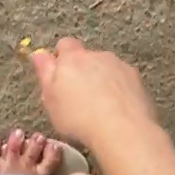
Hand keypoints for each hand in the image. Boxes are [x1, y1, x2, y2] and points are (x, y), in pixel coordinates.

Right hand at [29, 37, 161, 148]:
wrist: (122, 130)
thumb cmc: (80, 117)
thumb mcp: (51, 98)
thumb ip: (45, 72)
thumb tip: (38, 53)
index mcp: (73, 58)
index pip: (64, 45)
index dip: (61, 58)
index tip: (59, 76)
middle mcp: (97, 56)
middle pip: (87, 57)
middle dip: (83, 72)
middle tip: (78, 98)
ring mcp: (119, 66)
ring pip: (106, 68)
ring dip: (102, 80)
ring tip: (100, 107)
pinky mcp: (136, 79)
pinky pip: (123, 80)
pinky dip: (119, 89)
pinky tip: (117, 110)